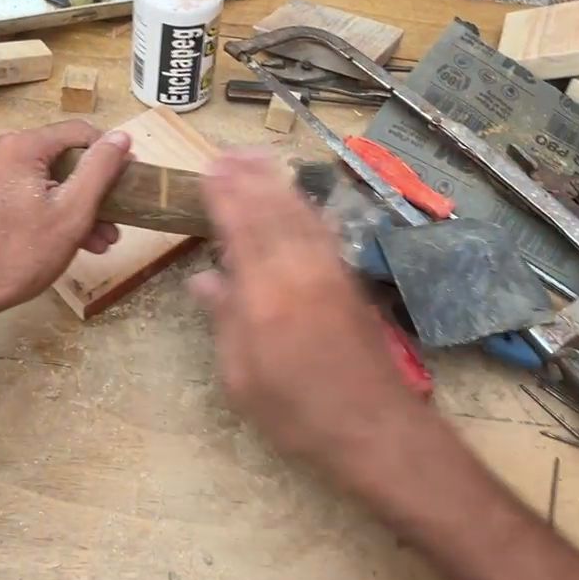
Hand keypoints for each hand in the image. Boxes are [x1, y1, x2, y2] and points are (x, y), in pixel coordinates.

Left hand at [0, 121, 132, 324]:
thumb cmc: (17, 255)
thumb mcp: (71, 213)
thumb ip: (100, 169)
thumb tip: (121, 136)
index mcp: (21, 145)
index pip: (80, 133)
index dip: (110, 155)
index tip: (129, 182)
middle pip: (61, 159)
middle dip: (92, 192)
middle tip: (113, 225)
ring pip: (42, 179)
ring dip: (71, 206)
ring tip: (95, 242)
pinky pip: (21, 192)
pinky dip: (44, 210)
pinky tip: (62, 241)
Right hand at [191, 150, 429, 475]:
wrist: (375, 428)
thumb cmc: (299, 413)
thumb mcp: (244, 379)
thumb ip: (225, 321)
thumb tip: (203, 279)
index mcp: (265, 297)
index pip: (241, 229)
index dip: (224, 195)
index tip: (210, 168)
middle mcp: (299, 273)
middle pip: (271, 211)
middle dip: (248, 177)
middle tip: (229, 151)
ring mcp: (329, 272)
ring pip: (299, 213)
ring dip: (276, 182)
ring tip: (257, 157)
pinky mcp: (349, 280)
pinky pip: (323, 230)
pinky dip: (306, 206)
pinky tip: (297, 196)